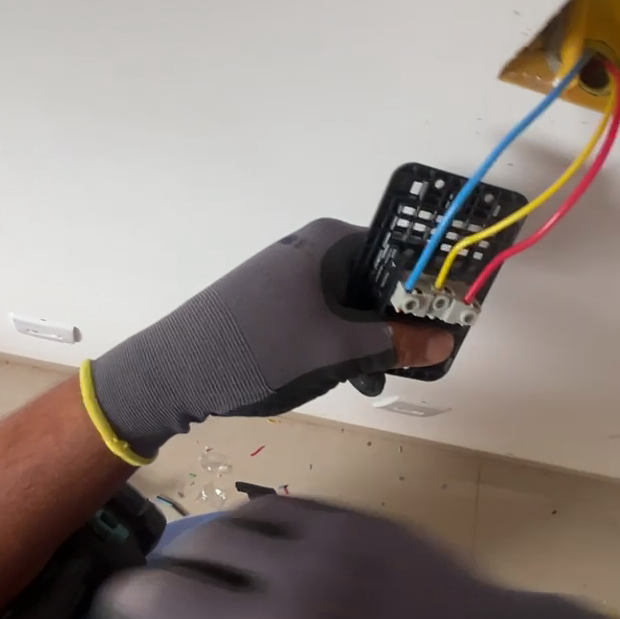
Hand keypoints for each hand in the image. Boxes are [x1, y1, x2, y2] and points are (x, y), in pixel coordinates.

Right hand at [52, 497, 619, 618]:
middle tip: (114, 606)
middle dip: (118, 603)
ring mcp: (317, 568)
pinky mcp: (349, 524)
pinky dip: (238, 528)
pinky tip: (235, 542)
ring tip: (173, 570)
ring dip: (177, 558)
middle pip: (157, 601)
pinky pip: (266, 511)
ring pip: (209, 542)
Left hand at [89, 219, 451, 457]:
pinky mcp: (269, 303)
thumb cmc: (262, 349)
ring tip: (365, 377)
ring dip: (362, 339)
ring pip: (346, 305)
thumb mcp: (337, 349)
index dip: (423, 288)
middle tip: (403, 362)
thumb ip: (395, 342)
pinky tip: (333, 374)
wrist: (173, 372)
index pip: (398, 253)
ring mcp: (285, 276)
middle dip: (391, 323)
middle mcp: (307, 249)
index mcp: (327, 241)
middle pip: (373, 281)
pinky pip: (319, 317)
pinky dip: (334, 343)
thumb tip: (446, 340)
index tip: (441, 324)